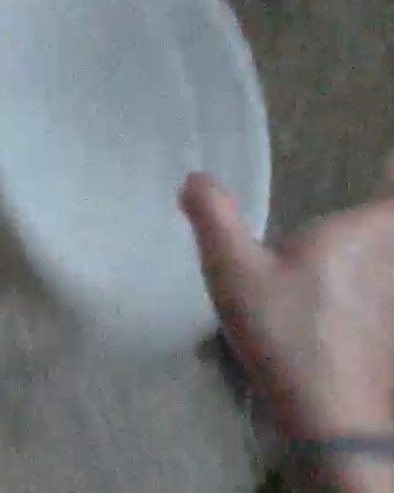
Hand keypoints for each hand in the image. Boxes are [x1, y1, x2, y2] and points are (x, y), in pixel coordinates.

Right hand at [182, 167, 393, 491]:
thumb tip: (198, 177)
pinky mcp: (389, 329)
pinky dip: (369, 281)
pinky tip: (331, 290)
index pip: (392, 202)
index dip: (391, 175)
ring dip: (370, 246)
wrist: (334, 412)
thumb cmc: (284, 329)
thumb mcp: (230, 268)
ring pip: (383, 261)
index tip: (379, 161)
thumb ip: (213, 216)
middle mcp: (386, 263)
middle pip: (386, 229)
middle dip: (375, 215)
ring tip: (345, 234)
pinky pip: (381, 290)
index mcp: (351, 238)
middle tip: (362, 196)